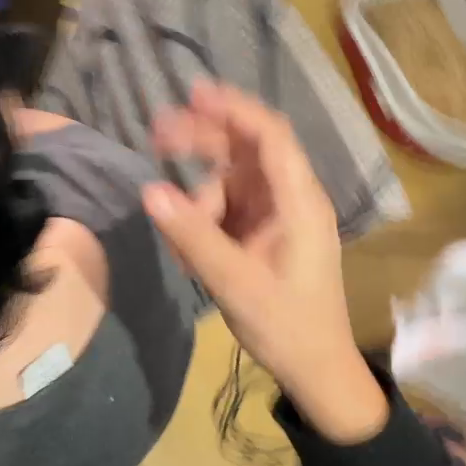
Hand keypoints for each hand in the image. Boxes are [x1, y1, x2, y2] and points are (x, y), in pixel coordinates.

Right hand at [143, 83, 387, 442]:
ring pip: (228, 182)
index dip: (233, 109)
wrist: (316, 371)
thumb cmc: (287, 326)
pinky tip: (187, 255)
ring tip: (179, 243)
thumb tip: (149, 191)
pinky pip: (225, 210)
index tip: (193, 93)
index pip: (269, 136)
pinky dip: (203, 222)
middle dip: (202, 140)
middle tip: (157, 133)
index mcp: (299, 202)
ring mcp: (275, 216)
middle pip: (244, 150)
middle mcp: (289, 199)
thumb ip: (193, 236)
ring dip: (198, 199)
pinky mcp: (262, 234)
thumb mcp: (236, 283)